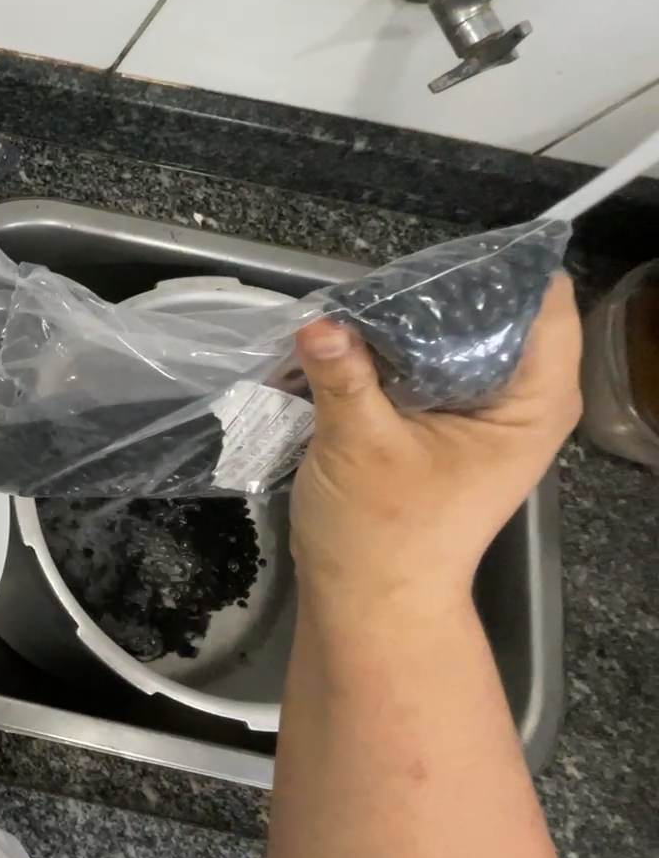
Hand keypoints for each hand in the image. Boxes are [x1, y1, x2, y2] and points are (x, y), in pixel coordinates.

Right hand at [289, 275, 581, 599]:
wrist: (368, 594)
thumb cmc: (383, 526)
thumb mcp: (359, 445)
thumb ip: (343, 378)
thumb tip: (317, 321)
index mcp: (532, 401)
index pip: (540, 306)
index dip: (491, 274)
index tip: (423, 263)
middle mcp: (515, 402)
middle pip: (489, 322)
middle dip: (428, 303)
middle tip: (365, 288)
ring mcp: (472, 420)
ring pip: (444, 351)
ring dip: (394, 336)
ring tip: (343, 316)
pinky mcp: (431, 434)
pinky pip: (413, 380)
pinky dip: (378, 365)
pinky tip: (337, 358)